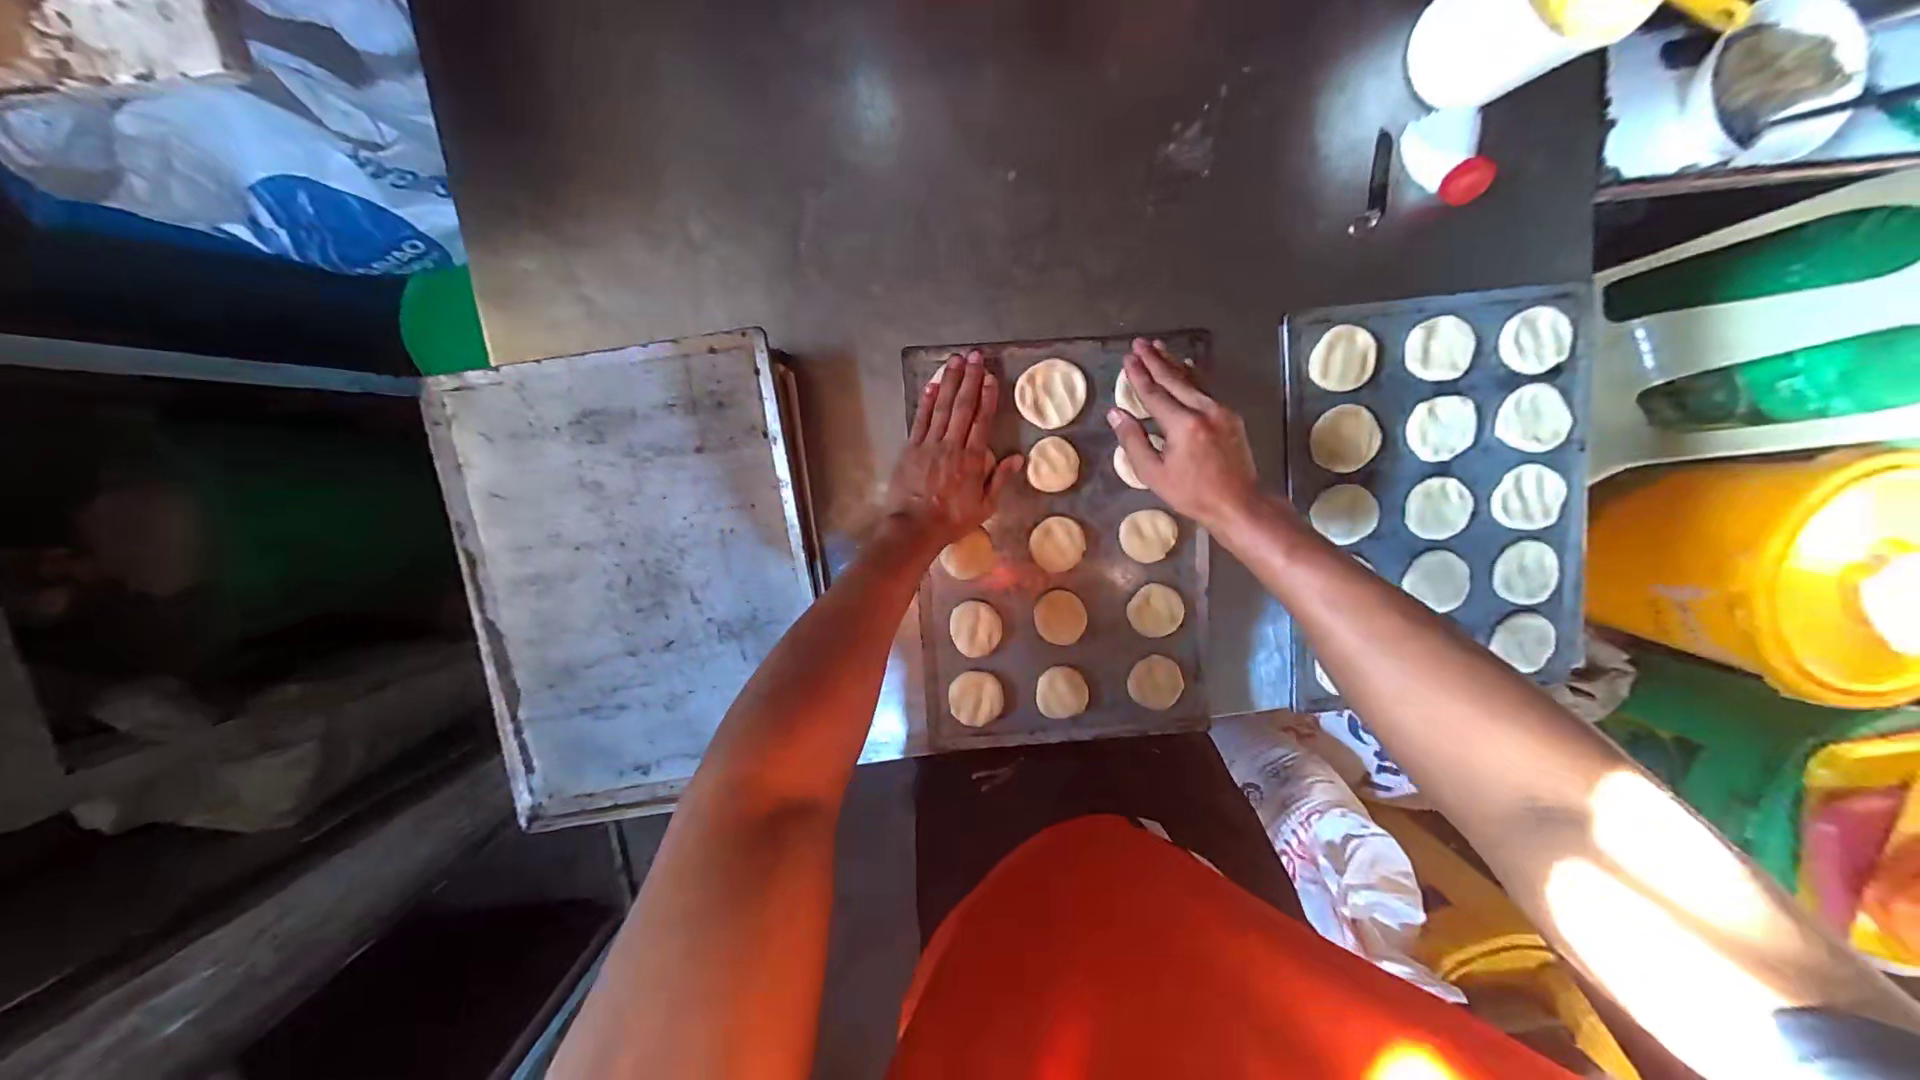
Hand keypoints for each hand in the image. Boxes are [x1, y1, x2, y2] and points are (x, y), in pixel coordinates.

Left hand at [885, 350, 1022, 545]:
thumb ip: (1000, 479)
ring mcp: (929, 444)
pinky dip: (926, 400)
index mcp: (971, 459)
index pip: (982, 420)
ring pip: (941, 406)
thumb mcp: (985, 506)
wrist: (913, 527)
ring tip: (956, 359)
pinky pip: (920, 419)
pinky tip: (932, 384)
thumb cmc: (952, 520)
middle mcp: (951, 445)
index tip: (991, 377)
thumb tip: (1018, 458)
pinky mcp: (911, 448)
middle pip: (962, 406)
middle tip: (975, 355)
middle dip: (970, 378)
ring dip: (949, 381)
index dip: (987, 396)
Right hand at [1106, 338, 1260, 530]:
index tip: (1127, 359)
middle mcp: (1204, 410)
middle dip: (1154, 360)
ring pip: (1192, 380)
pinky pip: (1206, 388)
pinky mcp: (1230, 415)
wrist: (1238, 502)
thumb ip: (1132, 441)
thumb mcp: (1153, 474)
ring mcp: (1221, 410)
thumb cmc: (1191, 493)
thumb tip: (1116, 413)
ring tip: (1158, 347)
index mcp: (1183, 425)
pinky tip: (1186, 366)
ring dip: (1173, 362)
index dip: (1138, 375)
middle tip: (1139, 343)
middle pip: (1174, 379)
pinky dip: (1192, 375)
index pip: (1154, 393)